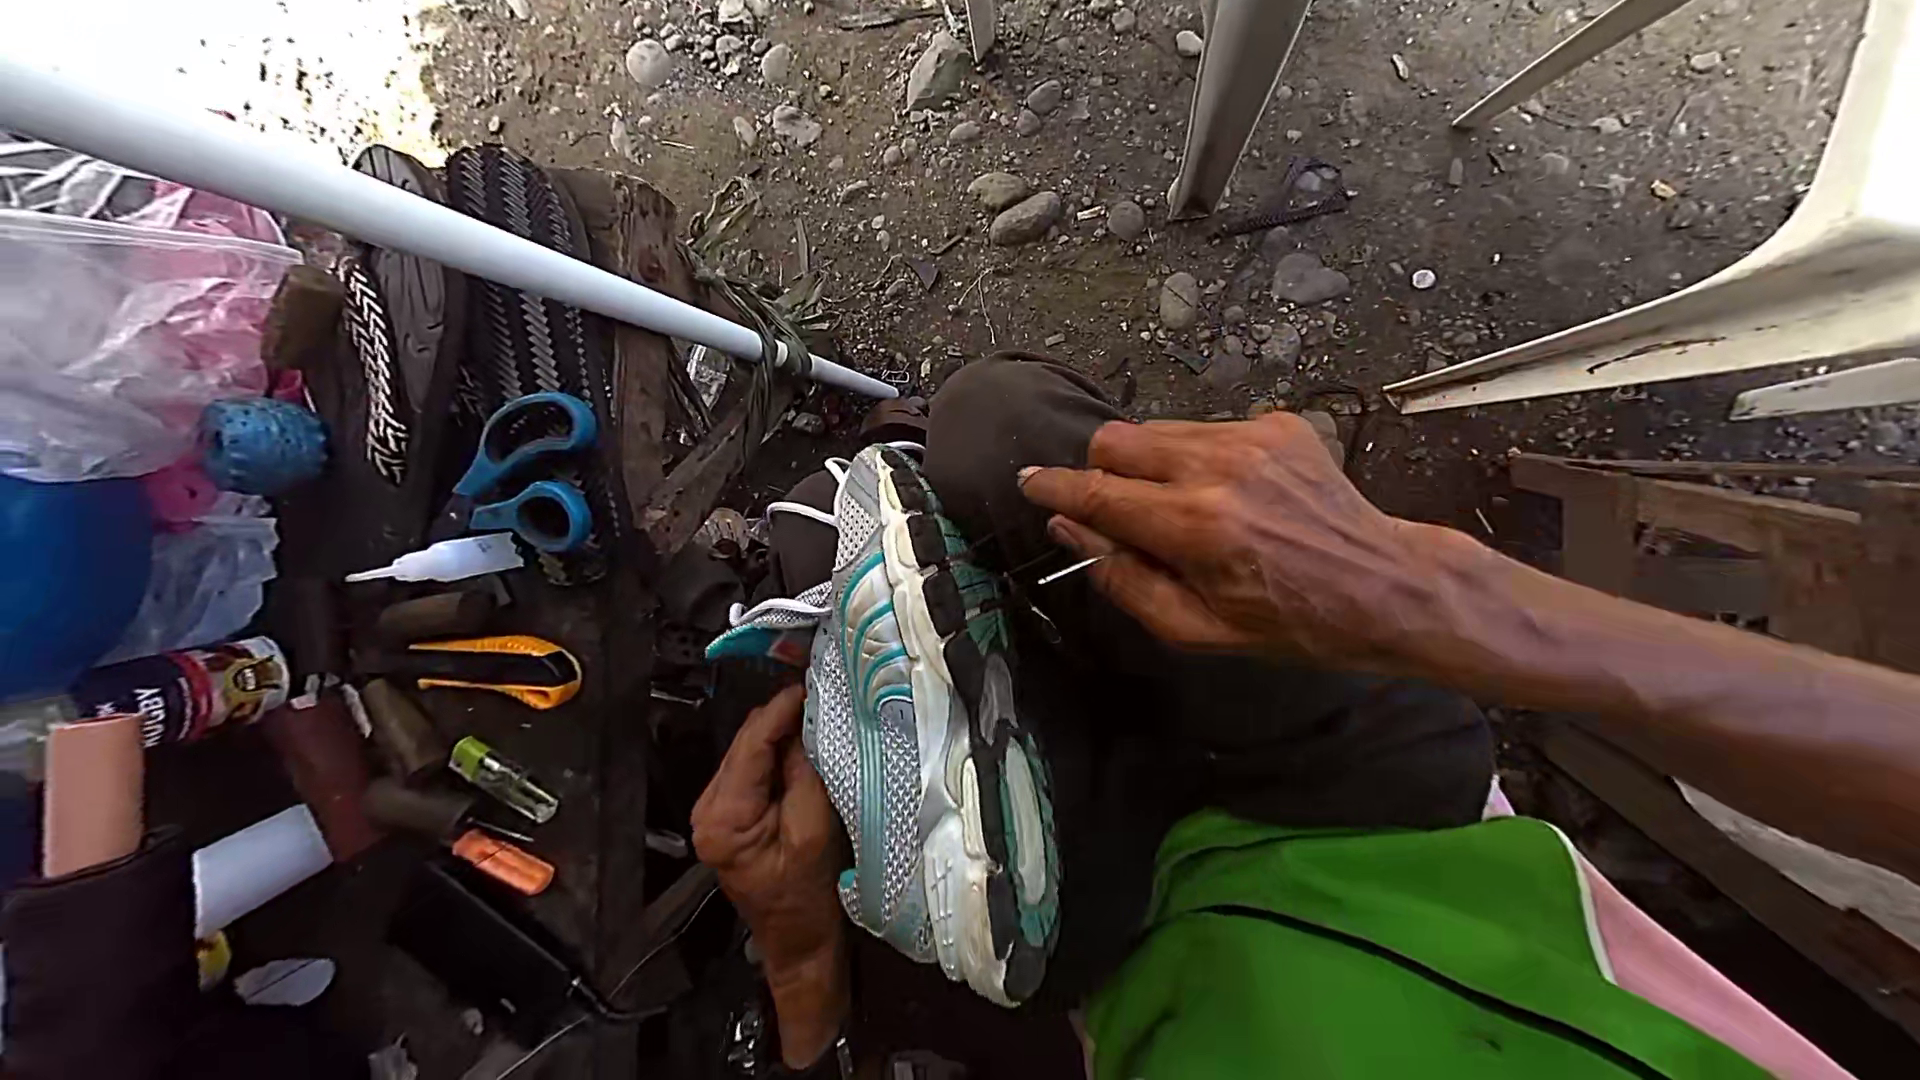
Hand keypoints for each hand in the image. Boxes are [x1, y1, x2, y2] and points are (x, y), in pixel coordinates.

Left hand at [692, 685, 849, 1065]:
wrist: (800, 939)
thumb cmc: (810, 893)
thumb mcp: (814, 829)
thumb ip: (804, 771)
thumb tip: (806, 721)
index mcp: (724, 815)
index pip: (752, 743)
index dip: (781, 708)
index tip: (811, 683)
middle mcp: (708, 807)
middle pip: (746, 741)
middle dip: (782, 715)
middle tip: (821, 695)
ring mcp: (716, 808)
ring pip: (750, 748)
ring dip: (782, 729)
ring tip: (817, 712)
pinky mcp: (730, 810)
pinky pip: (754, 764)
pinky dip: (778, 748)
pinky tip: (803, 740)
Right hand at [1018, 412, 1472, 670]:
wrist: (1386, 586)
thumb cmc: (1287, 622)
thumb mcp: (1192, 629)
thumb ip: (1121, 576)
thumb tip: (1069, 529)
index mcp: (1196, 525)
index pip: (1098, 493)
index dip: (1054, 487)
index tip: (1029, 482)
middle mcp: (1218, 467)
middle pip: (1116, 440)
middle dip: (1101, 472)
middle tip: (1120, 510)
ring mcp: (1251, 436)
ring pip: (1154, 429)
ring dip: (1146, 465)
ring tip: (1181, 505)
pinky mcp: (1277, 423)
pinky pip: (1200, 428)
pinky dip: (1191, 458)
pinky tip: (1224, 491)